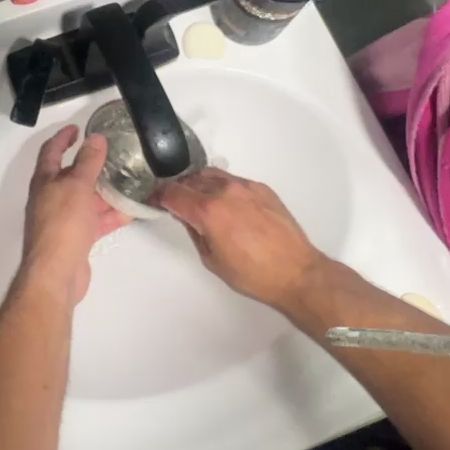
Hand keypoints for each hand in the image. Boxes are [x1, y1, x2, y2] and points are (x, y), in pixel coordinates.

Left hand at [21, 125, 129, 302]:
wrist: (56, 274)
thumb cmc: (62, 224)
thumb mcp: (77, 186)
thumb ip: (88, 162)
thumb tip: (95, 138)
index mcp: (45, 181)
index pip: (51, 151)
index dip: (63, 137)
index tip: (77, 127)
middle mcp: (51, 198)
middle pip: (71, 176)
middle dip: (90, 165)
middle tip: (112, 155)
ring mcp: (63, 220)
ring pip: (86, 199)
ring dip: (104, 191)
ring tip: (127, 180)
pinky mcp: (76, 239)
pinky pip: (95, 221)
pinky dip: (110, 215)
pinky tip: (130, 212)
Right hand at [154, 167, 331, 311]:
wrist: (296, 271)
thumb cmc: (252, 274)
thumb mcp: (212, 259)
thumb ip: (194, 232)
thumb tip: (186, 216)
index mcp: (208, 210)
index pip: (173, 193)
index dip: (159, 196)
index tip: (154, 201)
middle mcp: (224, 190)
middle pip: (190, 180)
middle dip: (177, 189)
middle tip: (173, 201)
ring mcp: (245, 186)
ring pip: (211, 175)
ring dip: (198, 184)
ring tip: (197, 198)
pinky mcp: (261, 188)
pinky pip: (232, 180)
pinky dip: (221, 186)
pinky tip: (225, 203)